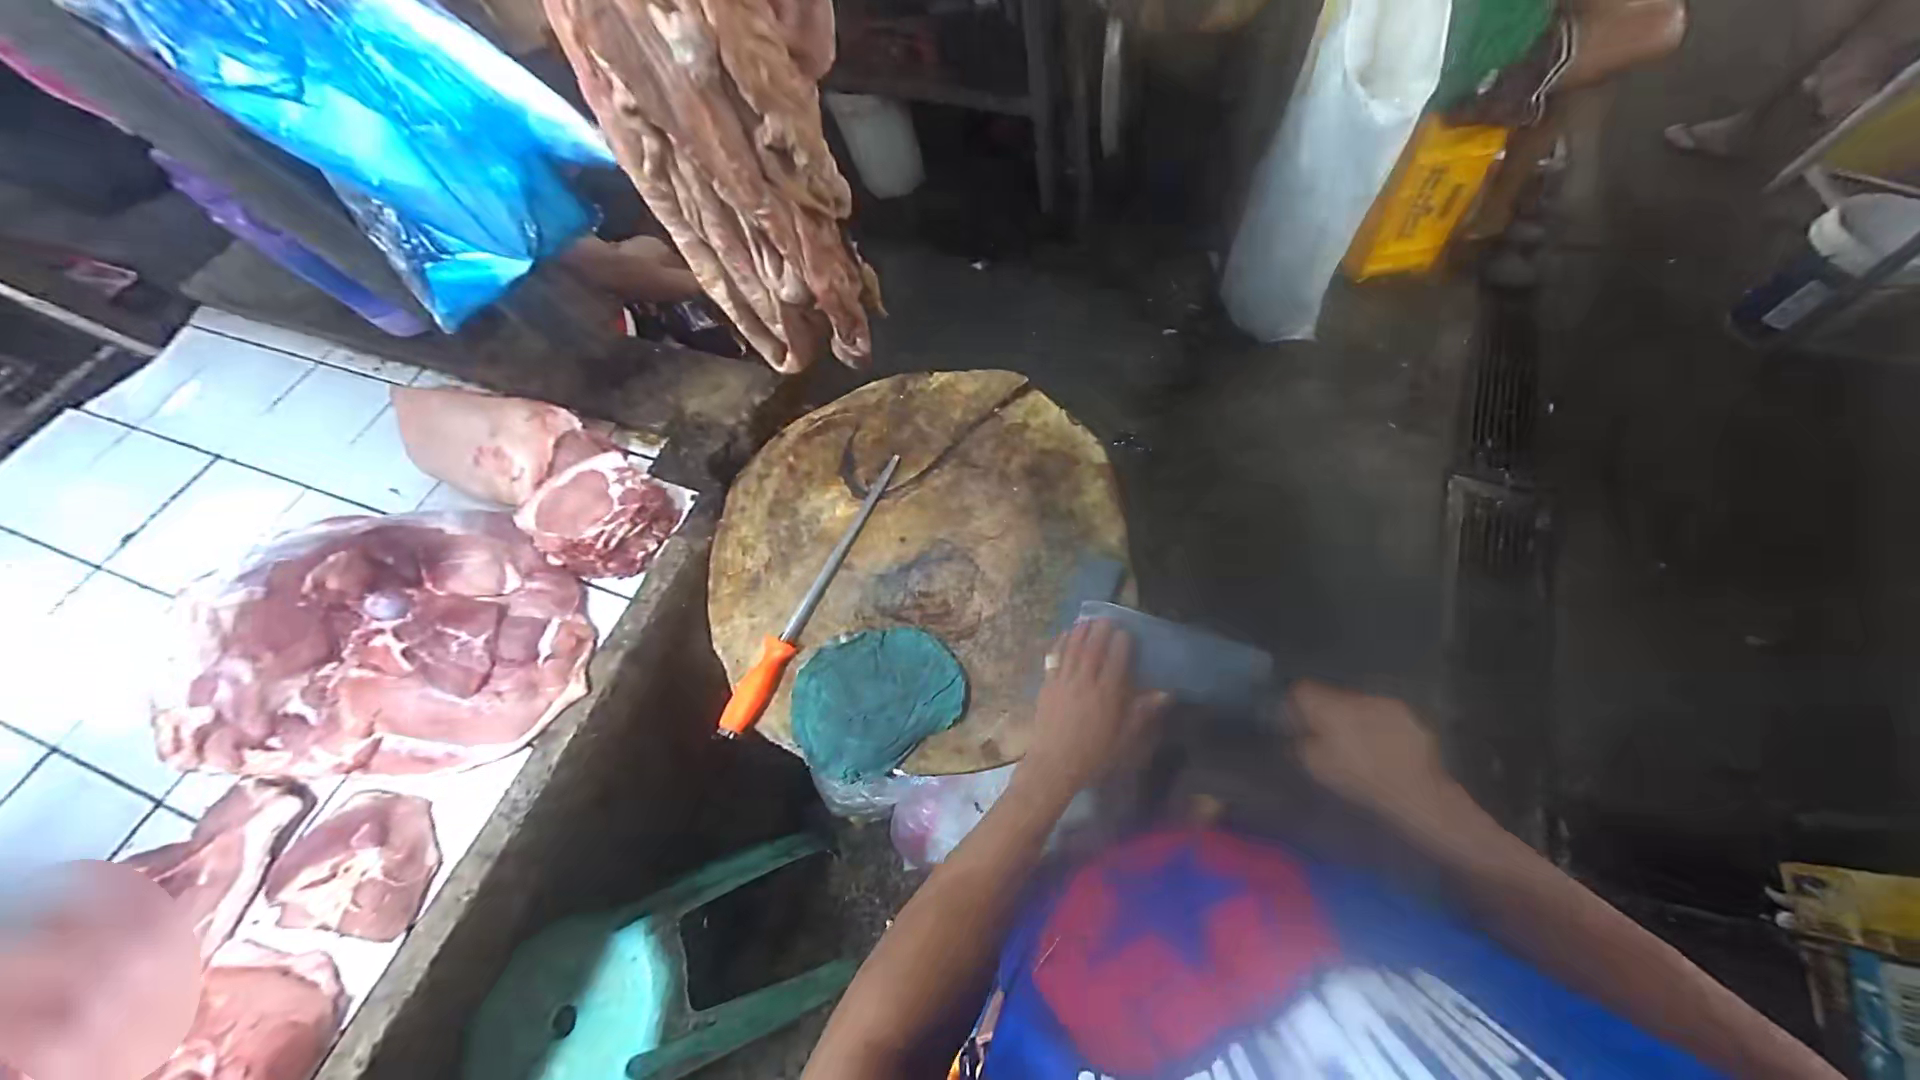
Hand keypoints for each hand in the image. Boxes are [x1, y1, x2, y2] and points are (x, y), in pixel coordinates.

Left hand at [1021, 620, 1168, 796]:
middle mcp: (1085, 682)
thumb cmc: (1093, 756)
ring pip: (1073, 649)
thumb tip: (1164, 694)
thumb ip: (1141, 713)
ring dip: (1080, 632)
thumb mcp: (1123, 739)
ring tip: (1087, 620)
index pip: (1116, 660)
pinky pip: (1053, 658)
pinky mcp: (1047, 685)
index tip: (1126, 633)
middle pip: (1093, 649)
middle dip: (1100, 630)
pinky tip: (1063, 636)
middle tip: (1107, 618)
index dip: (1122, 643)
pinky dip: (1059, 644)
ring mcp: (1063, 682)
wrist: (1054, 765)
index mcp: (1107, 695)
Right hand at [1283, 679, 1463, 824]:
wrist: (1419, 792)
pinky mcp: (1407, 713)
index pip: (1302, 690)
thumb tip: (1299, 731)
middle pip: (1332, 695)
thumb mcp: (1319, 768)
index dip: (1298, 704)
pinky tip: (1384, 744)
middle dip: (1329, 712)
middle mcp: (1356, 699)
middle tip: (1334, 737)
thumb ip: (1302, 743)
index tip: (1301, 720)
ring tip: (1363, 742)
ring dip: (1355, 716)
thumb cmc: (1363, 781)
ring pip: (1358, 703)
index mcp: (1331, 710)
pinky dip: (1378, 722)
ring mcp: (1385, 704)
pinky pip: (1382, 711)